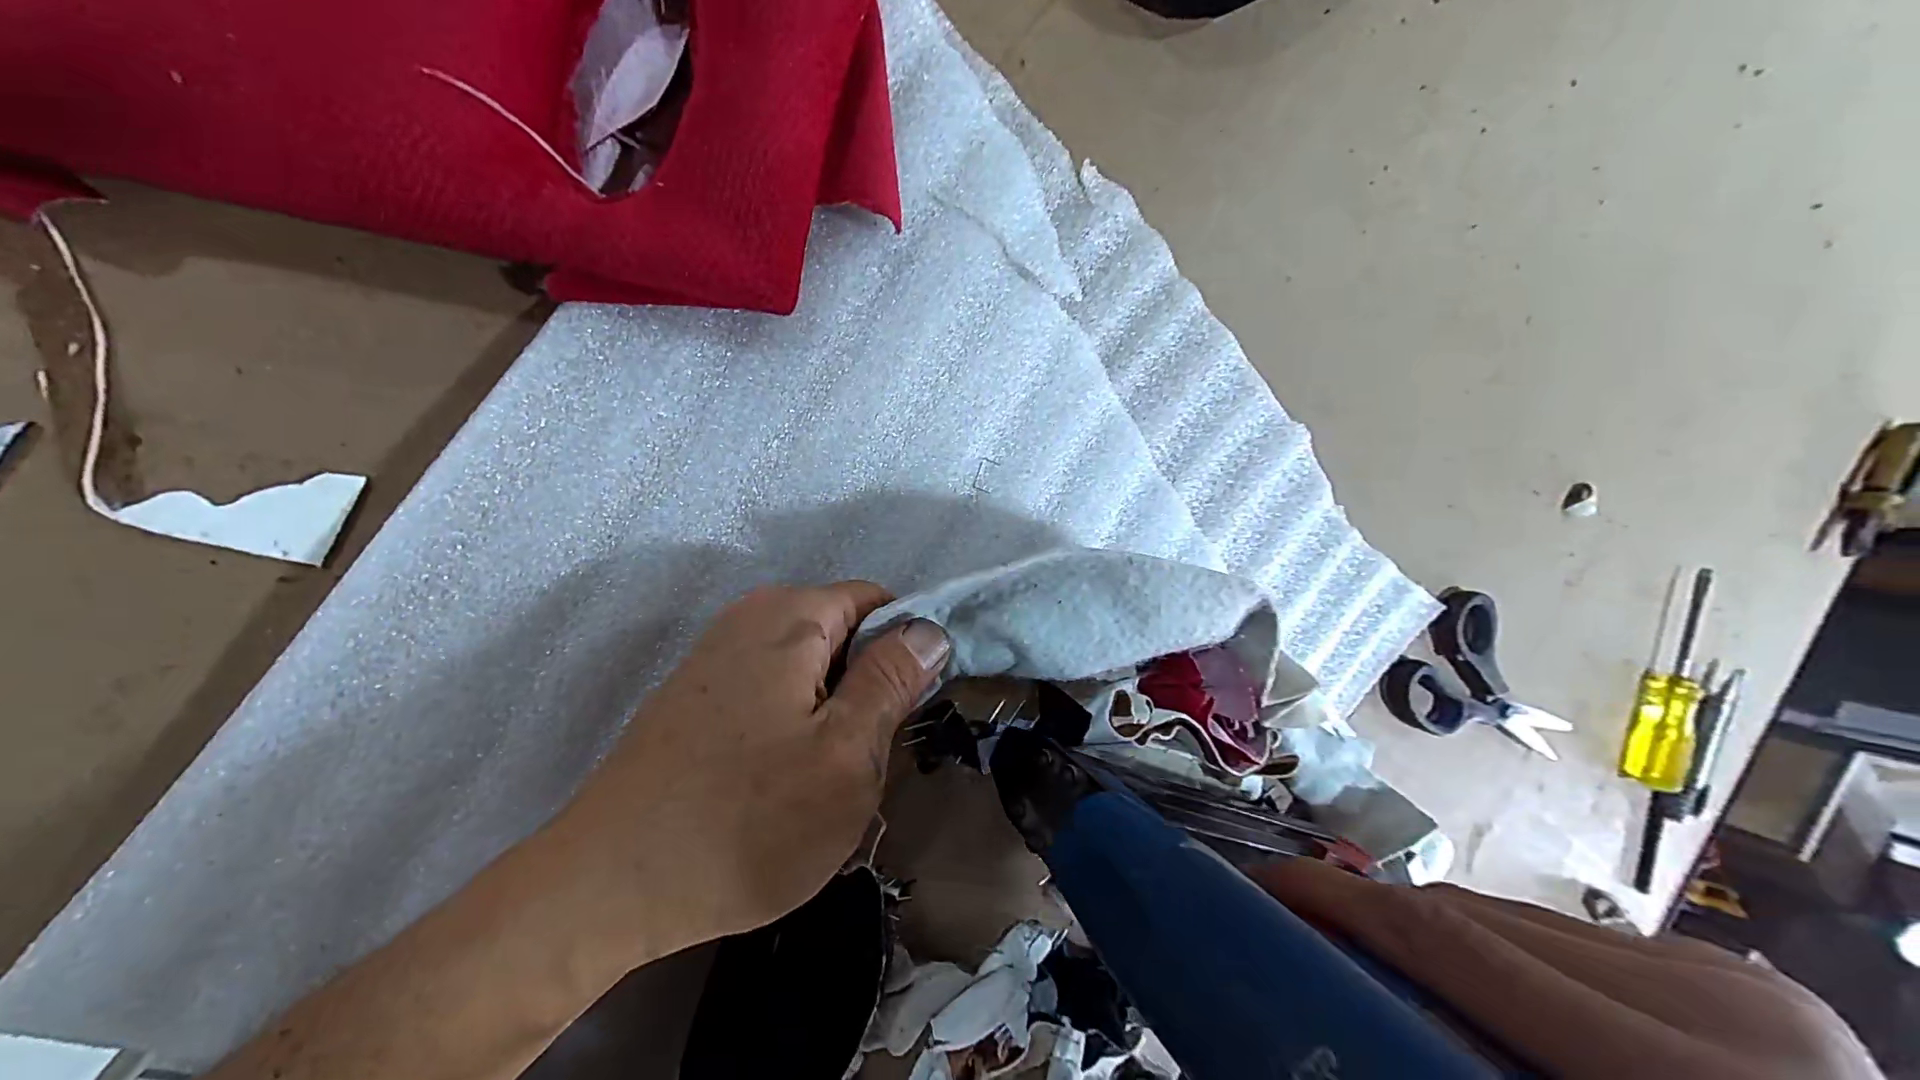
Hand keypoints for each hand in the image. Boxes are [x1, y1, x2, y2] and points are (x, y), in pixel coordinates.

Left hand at [203, 583, 947, 1079]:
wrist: (604, 890)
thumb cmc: (745, 821)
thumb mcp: (846, 754)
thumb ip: (893, 679)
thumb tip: (930, 629)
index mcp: (791, 615)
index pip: (882, 604)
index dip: (911, 651)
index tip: (914, 715)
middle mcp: (749, 619)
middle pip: (845, 639)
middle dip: (870, 693)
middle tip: (870, 764)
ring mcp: (715, 660)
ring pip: (812, 675)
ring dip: (834, 723)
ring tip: (827, 786)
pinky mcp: (695, 701)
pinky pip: (773, 699)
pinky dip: (794, 735)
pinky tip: (780, 791)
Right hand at [1248, 859, 1881, 1079]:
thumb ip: (1457, 1057)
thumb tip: (1356, 1008)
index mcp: (1679, 1079)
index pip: (1457, 942)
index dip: (1344, 900)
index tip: (1270, 884)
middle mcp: (1721, 1005)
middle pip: (1480, 917)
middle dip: (1377, 914)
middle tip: (1307, 929)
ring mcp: (1739, 979)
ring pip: (1520, 917)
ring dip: (1439, 933)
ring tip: (1391, 965)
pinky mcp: (1740, 974)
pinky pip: (1572, 938)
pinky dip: (1507, 952)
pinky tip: (1489, 987)